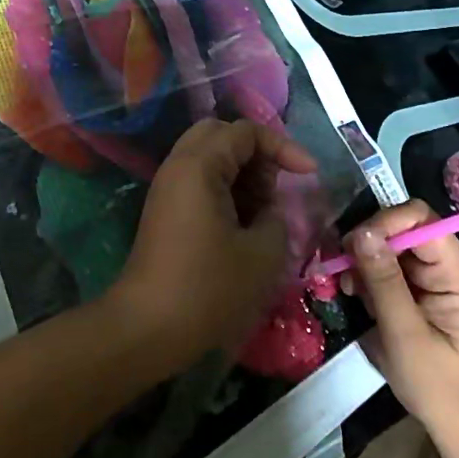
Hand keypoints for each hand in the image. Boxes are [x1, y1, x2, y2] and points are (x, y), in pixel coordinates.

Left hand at [105, 119, 316, 367]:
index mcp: (197, 166)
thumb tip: (268, 210)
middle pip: (220, 136)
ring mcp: (167, 189)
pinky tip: (244, 223)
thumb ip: (276, 217)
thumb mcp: (262, 253)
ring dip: (241, 174)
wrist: (149, 325)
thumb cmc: (209, 287)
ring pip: (208, 159)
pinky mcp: (165, 211)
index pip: (244, 131)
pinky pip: (198, 182)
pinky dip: (225, 190)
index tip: (309, 174)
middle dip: (256, 154)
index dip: (283, 146)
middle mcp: (177, 167)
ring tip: (265, 210)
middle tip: (278, 187)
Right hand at [343, 202, 458, 435]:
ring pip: (391, 245)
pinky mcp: (420, 290)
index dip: (387, 222)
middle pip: (404, 229)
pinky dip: (367, 274)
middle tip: (341, 269)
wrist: (457, 424)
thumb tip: (361, 232)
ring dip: (363, 260)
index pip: (423, 220)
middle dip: (369, 243)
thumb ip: (384, 281)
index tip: (354, 245)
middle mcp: (450, 268)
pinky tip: (355, 293)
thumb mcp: (405, 334)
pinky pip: (388, 265)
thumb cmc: (437, 385)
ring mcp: (435, 279)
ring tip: (347, 287)